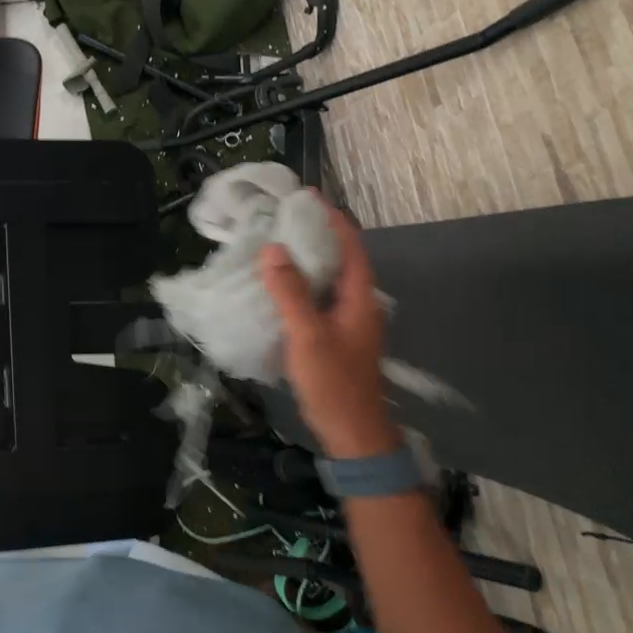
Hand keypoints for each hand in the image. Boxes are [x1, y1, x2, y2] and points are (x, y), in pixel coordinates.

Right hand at [261, 200, 399, 459]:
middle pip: (339, 260)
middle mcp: (358, 305)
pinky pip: (317, 298)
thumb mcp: (308, 335)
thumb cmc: (335, 382)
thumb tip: (273, 249)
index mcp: (360, 299)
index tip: (307, 198)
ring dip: (305, 260)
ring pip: (327, 280)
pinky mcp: (334, 337)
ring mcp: (348, 323)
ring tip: (273, 244)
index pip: (351, 247)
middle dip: (314, 236)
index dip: (333, 220)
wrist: (353, 435)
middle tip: (280, 218)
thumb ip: (291, 292)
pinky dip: (299, 285)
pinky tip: (274, 286)